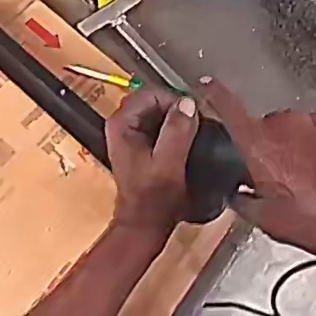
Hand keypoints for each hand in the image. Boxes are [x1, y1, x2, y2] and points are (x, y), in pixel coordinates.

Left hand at [104, 88, 198, 234]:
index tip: (191, 114)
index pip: (151, 93)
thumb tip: (187, 104)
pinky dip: (174, 127)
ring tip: (192, 131)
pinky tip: (186, 140)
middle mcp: (121, 124)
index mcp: (121, 124)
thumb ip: (177, 131)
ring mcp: (130, 133)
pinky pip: (160, 123)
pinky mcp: (140, 142)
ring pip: (158, 111)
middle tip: (194, 123)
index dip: (174, 100)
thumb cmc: (153, 197)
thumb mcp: (168, 163)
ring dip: (177, 118)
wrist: (146, 222)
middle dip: (176, 108)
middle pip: (154, 99)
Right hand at [199, 79, 315, 262]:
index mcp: (262, 145)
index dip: (214, 94)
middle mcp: (288, 124)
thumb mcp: (272, 222)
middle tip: (286, 180)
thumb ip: (246, 201)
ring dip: (303, 149)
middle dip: (273, 148)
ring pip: (300, 129)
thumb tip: (240, 195)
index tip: (207, 85)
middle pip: (269, 127)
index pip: (229, 107)